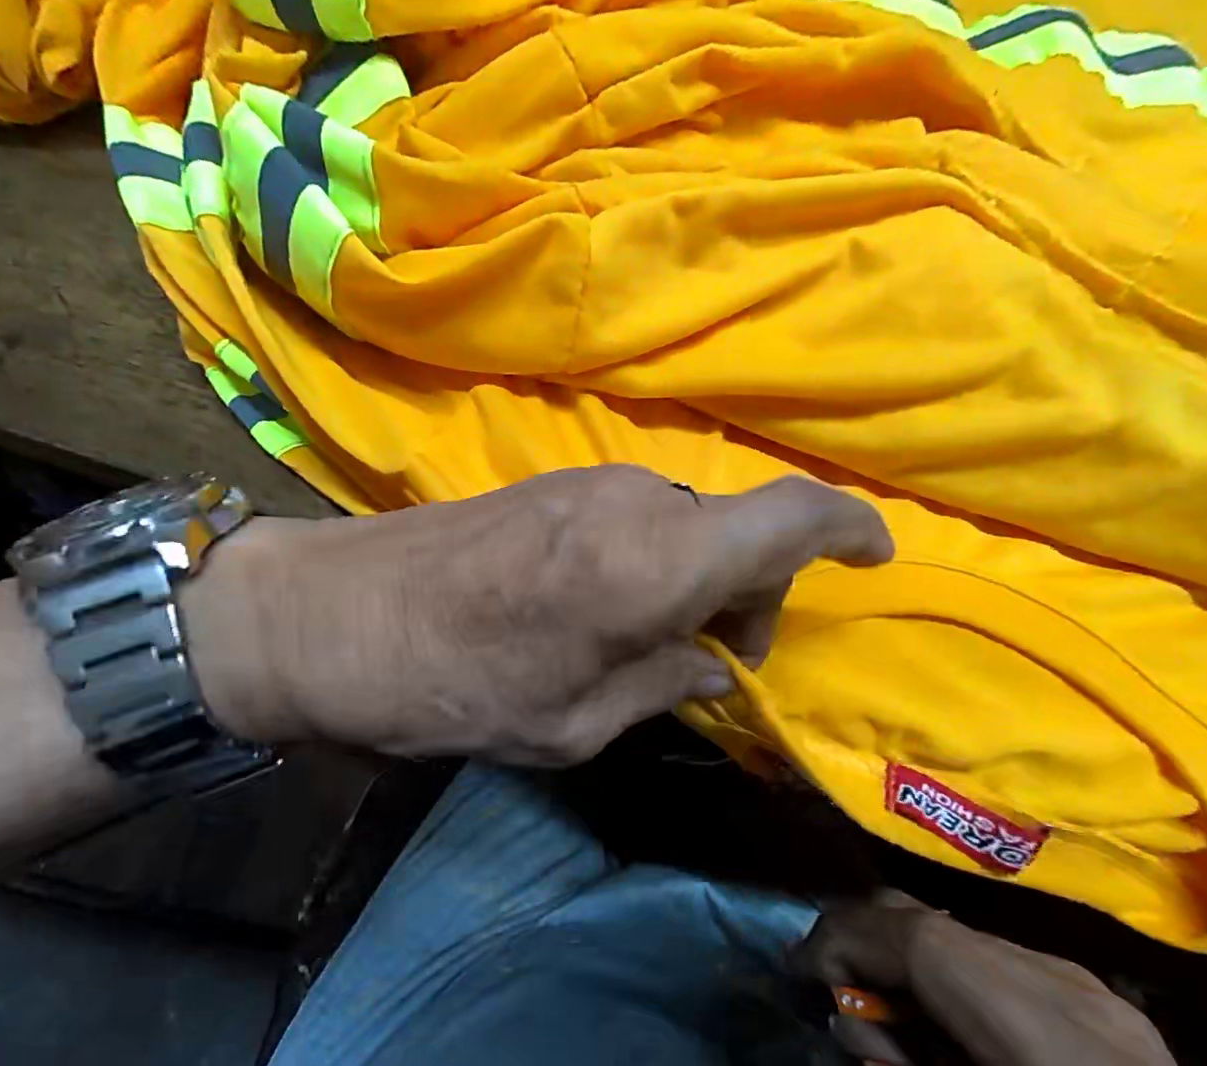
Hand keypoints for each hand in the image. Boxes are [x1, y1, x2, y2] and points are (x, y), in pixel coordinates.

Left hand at [181, 465, 892, 763]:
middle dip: (757, 591)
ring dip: (705, 577)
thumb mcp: (575, 724)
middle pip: (744, 530)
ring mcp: (597, 482)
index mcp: (656, 563)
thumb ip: (666, 683)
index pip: (789, 517)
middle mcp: (642, 503)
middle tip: (724, 657)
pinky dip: (664, 558)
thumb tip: (717, 663)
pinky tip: (615, 604)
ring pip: (695, 523)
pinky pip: (648, 516)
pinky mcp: (561, 481)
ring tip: (660, 639)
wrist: (331, 613)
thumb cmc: (454, 687)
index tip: (875, 556)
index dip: (846, 529)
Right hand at [792, 895, 1175, 1065]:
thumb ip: (900, 1063)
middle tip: (822, 973)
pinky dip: (951, 976)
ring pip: (961, 936)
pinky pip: (1000, 964)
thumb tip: (846, 1016)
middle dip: (862, 935)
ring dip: (904, 956)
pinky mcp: (1099, 1001)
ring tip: (878, 1000)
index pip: (915, 936)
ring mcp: (1083, 985)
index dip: (843, 939)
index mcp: (1032, 1022)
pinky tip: (944, 1018)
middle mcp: (1059, 981)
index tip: (797, 967)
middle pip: (932, 919)